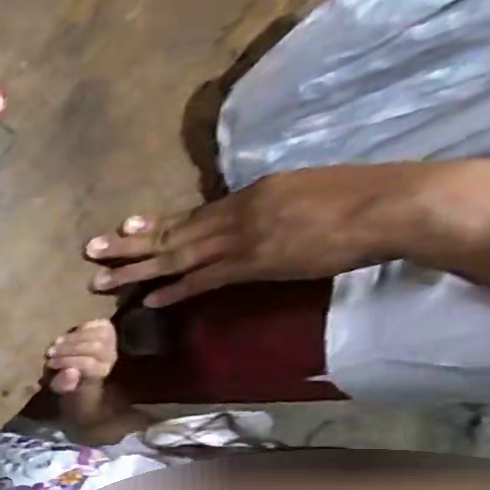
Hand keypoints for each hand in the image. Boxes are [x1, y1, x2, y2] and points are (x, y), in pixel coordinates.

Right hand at [44, 319, 116, 394]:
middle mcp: (111, 357)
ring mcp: (110, 341)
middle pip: (94, 347)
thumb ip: (63, 384)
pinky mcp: (106, 329)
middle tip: (50, 353)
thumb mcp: (60, 387)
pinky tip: (68, 337)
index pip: (88, 363)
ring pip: (95, 335)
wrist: (77, 366)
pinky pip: (95, 325)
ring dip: (71, 338)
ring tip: (55, 344)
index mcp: (100, 373)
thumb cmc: (65, 378)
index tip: (49, 364)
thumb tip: (70, 371)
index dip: (66, 361)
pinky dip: (78, 330)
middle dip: (68, 349)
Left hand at [84, 164, 428, 307]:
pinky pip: (206, 280)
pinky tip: (150, 300)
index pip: (191, 214)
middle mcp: (236, 214)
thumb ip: (271, 205)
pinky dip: (176, 290)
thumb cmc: (365, 195)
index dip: (154, 224)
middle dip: (128, 245)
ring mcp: (243, 239)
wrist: (398, 205)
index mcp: (250, 194)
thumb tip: (253, 217)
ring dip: (136, 270)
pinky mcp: (257, 264)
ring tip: (100, 281)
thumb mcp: (306, 190)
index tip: (124, 226)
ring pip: (177, 257)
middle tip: (90, 251)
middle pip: (171, 234)